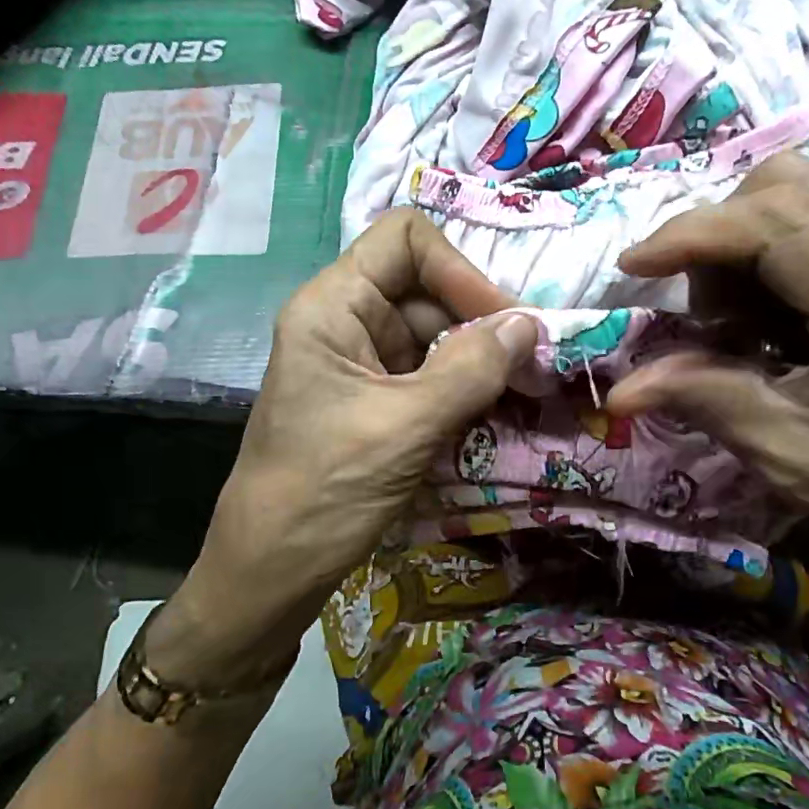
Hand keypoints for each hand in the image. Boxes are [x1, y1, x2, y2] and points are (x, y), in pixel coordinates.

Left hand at [150, 211, 537, 687]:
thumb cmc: (325, 490)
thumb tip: (530, 325)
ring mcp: (360, 363)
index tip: (502, 321)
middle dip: (482, 322)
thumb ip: (471, 369)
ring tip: (528, 394)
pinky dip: (465, 388)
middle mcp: (344, 322)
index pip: (405, 240)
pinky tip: (500, 412)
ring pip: (435, 335)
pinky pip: (429, 375)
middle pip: (427, 288)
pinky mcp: (374, 401)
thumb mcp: (404, 425)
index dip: (459, 269)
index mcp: (332, 306)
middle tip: (537, 368)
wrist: (271, 568)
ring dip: (481, 360)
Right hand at [606, 152, 808, 560]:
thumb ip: (702, 399)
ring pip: (800, 189)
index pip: (782, 224)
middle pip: (788, 187)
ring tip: (732, 314)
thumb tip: (619, 390)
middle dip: (714, 235)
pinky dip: (762, 247)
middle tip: (698, 310)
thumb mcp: (781, 454)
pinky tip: (763, 309)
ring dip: (737, 238)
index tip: (634, 266)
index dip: (695, 232)